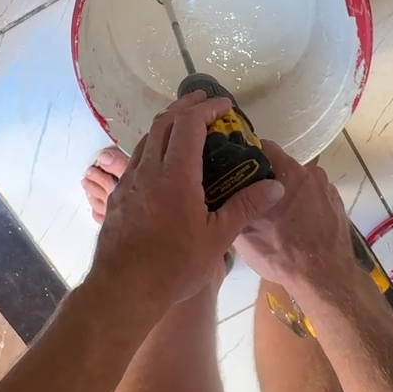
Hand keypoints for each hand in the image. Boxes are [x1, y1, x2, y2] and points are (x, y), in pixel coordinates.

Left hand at [88, 92, 284, 315]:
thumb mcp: (218, 239)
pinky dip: (153, 148)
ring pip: (146, 140)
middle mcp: (148, 171)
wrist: (123, 291)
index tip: (225, 105)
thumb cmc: (175, 266)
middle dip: (184, 106)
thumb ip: (245, 207)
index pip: (189, 125)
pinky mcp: (117, 197)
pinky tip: (161, 163)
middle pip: (163, 123)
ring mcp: (128, 183)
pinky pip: (135, 160)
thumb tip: (275, 186)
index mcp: (175, 176)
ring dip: (166, 125)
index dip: (207, 108)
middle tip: (204, 101)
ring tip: (184, 126)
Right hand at [234, 140, 369, 307]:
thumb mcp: (245, 235)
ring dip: (288, 193)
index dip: (249, 154)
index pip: (264, 147)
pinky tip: (298, 226)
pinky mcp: (338, 204)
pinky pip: (315, 197)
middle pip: (282, 167)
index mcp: (287, 173)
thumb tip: (225, 196)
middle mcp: (310, 174)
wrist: (324, 278)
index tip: (239, 167)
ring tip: (279, 217)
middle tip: (254, 198)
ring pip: (299, 183)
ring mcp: (327, 188)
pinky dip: (305, 205)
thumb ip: (237, 207)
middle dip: (268, 179)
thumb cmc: (282, 254)